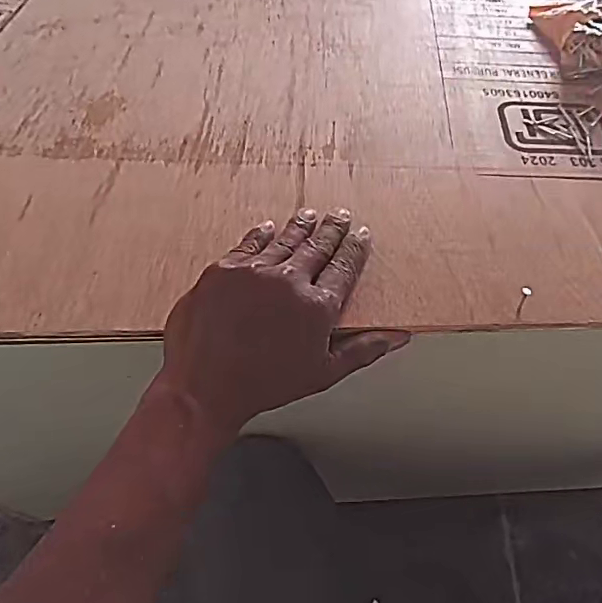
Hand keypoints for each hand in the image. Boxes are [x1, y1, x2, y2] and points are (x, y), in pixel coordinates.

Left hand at [154, 207, 410, 438]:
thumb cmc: (263, 385)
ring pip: (285, 240)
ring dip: (300, 226)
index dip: (355, 248)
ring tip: (310, 215)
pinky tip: (268, 228)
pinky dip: (262, 235)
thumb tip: (396, 337)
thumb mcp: (322, 373)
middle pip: (318, 246)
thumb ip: (362, 349)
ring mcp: (254, 272)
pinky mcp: (223, 270)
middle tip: (340, 216)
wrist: (205, 386)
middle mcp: (288, 282)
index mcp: (317, 307)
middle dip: (332, 229)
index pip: (344, 267)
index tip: (361, 235)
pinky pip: (248, 244)